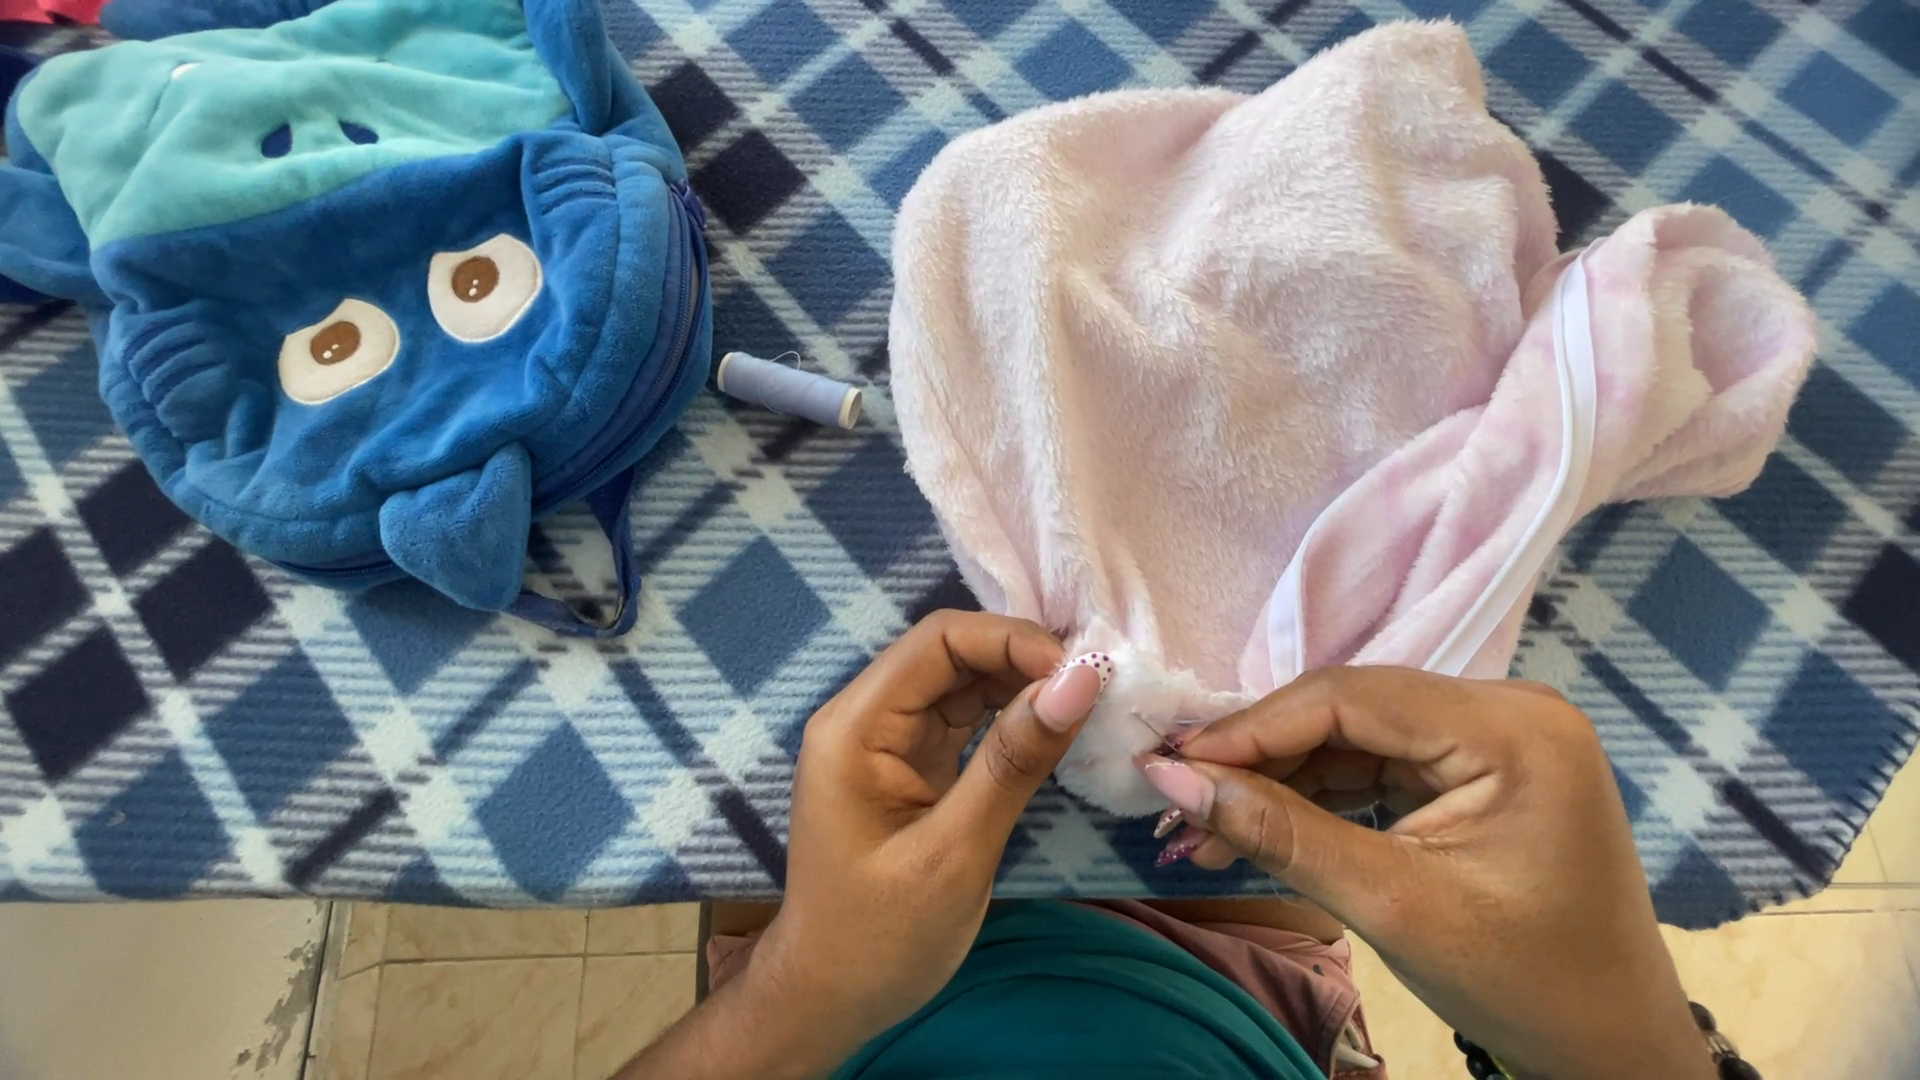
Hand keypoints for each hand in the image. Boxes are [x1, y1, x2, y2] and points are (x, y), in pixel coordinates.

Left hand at [624, 611, 1104, 1079]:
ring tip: (1081, 701)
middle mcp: (865, 716)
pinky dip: (1008, 714)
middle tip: (1091, 687)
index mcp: (856, 727)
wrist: (830, 999)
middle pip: (948, 652)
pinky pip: (962, 716)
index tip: (1078, 671)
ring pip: (959, 680)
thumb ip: (1014, 760)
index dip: (1010, 640)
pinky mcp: (909, 761)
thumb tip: (1079, 680)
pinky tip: (1048, 723)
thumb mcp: (955, 853)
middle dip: (1020, 658)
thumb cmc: (880, 938)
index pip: (937, 641)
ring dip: (1020, 683)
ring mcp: (886, 738)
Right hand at [1143, 668, 1714, 1079]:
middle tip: (1182, 794)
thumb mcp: (1391, 906)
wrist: (1611, 1053)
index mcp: (1510, 731)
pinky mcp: (1467, 761)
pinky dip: (1310, 793)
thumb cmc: (1523, 986)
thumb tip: (1171, 778)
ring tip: (1207, 823)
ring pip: (1346, 735)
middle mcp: (1501, 708)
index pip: (1349, 699)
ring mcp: (1485, 732)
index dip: (1252, 727)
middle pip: (1344, 711)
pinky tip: (1259, 822)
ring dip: (1274, 778)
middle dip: (1257, 758)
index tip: (1175, 762)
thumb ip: (1277, 832)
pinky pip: (1367, 760)